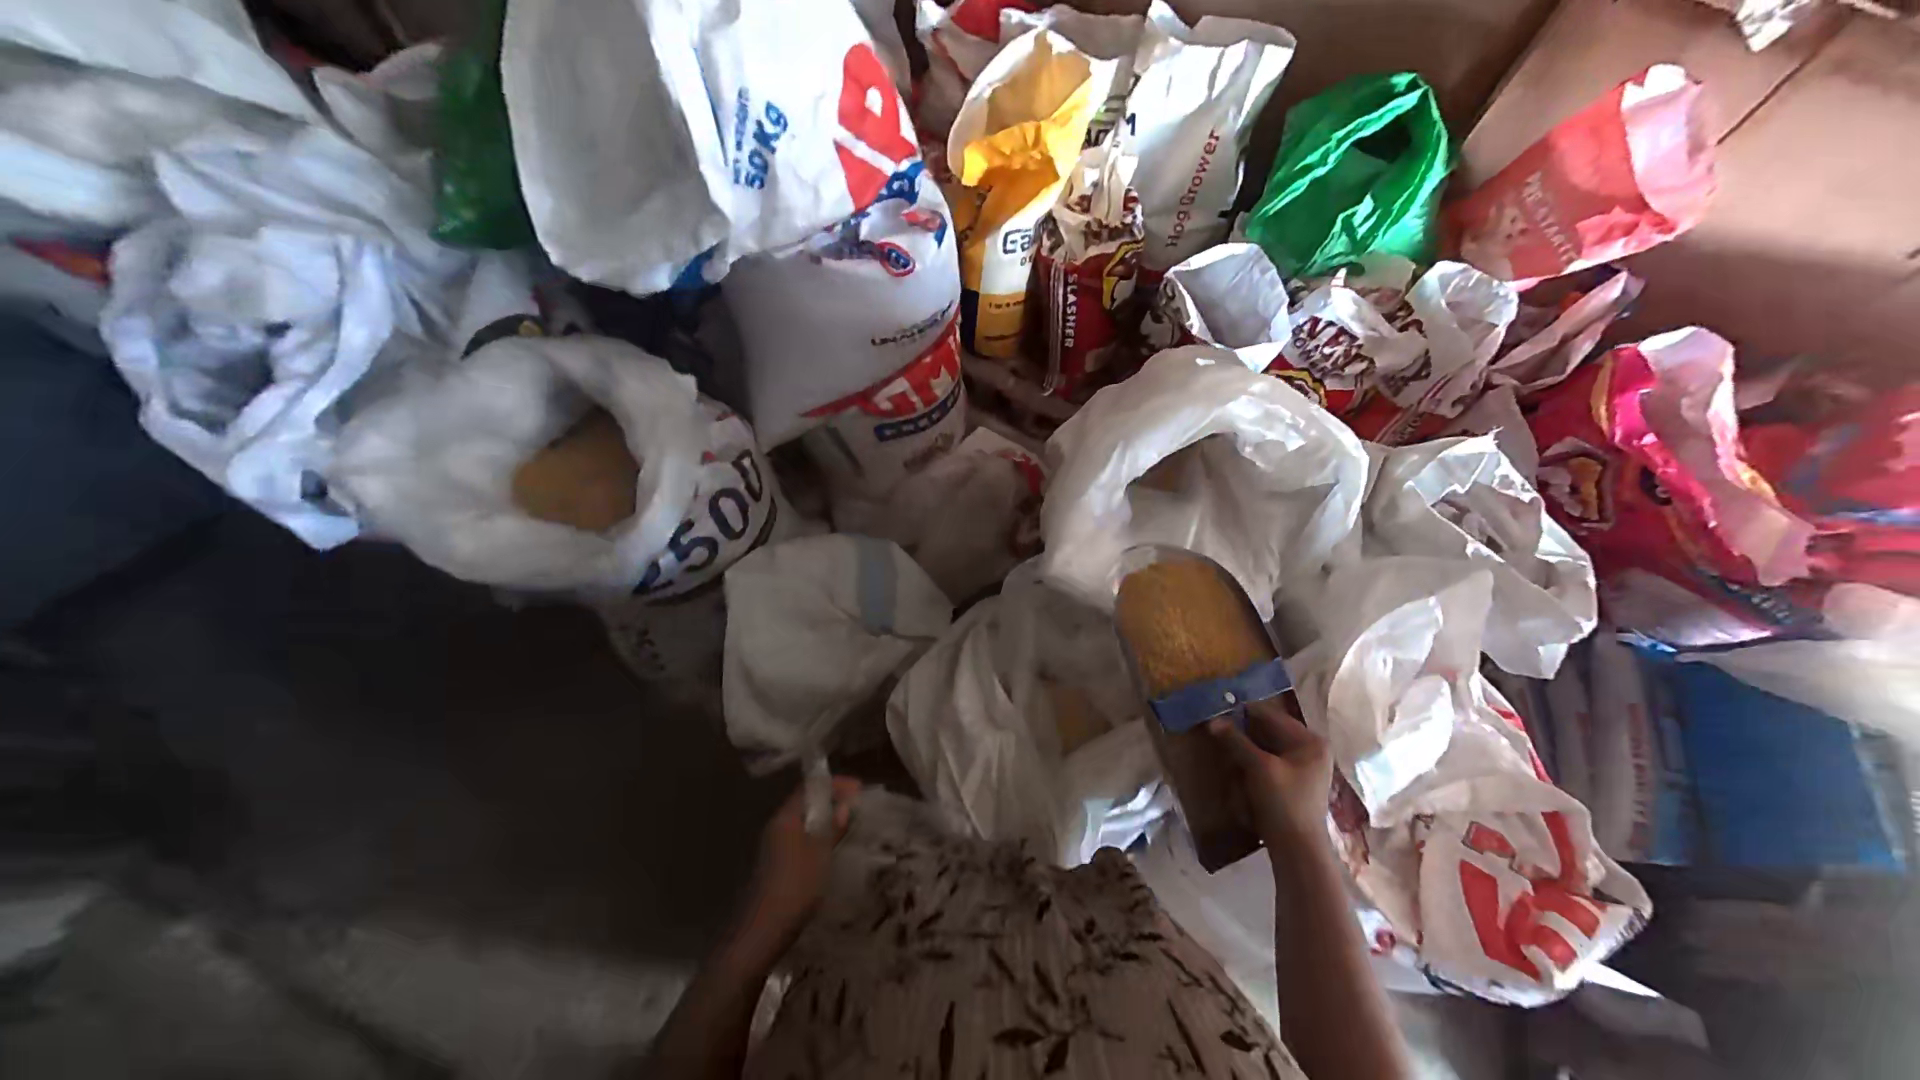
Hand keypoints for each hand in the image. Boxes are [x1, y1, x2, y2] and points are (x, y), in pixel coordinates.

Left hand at [741, 775, 859, 945]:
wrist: (762, 931)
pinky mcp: (777, 865)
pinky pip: (801, 840)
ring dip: (825, 821)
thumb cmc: (795, 886)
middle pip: (805, 804)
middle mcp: (776, 827)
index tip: (858, 787)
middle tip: (856, 806)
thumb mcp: (821, 854)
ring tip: (849, 825)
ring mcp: (774, 847)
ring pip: (803, 823)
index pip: (809, 789)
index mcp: (785, 818)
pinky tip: (832, 849)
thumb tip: (844, 805)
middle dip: (831, 801)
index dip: (834, 784)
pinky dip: (818, 837)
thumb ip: (833, 827)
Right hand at [1207, 698, 1333, 855]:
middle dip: (1244, 727)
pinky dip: (1252, 756)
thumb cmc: (1283, 803)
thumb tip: (1212, 721)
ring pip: (1267, 744)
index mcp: (1311, 741)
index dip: (1244, 711)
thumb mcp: (1258, 767)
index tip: (1217, 708)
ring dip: (1245, 742)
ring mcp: (1303, 765)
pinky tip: (1234, 757)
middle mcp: (1311, 749)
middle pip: (1270, 729)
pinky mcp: (1293, 780)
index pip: (1272, 716)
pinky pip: (1269, 758)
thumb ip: (1236, 741)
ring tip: (1221, 738)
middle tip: (1216, 723)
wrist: (1297, 849)